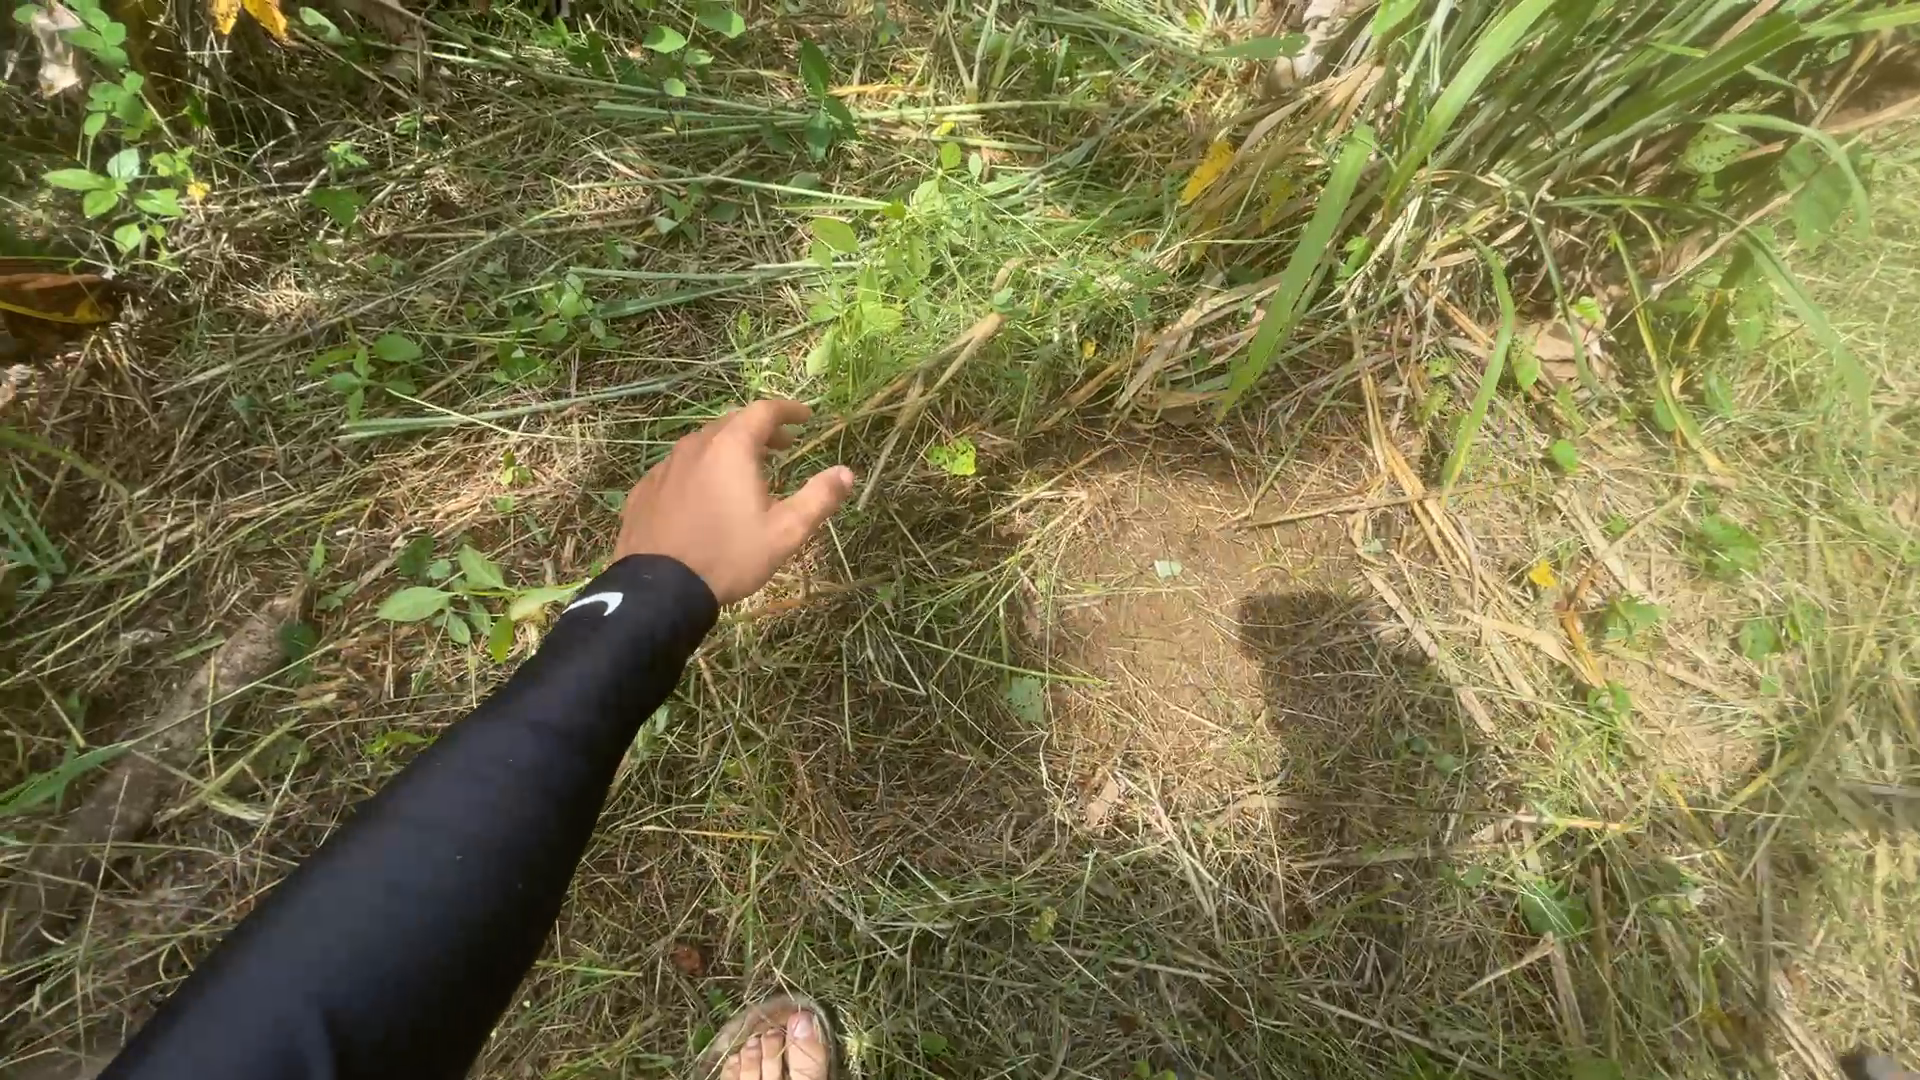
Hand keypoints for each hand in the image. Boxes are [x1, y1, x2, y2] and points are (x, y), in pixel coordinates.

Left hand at [613, 400, 854, 604]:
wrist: (658, 589)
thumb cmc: (730, 555)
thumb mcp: (785, 532)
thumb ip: (819, 498)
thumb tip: (846, 473)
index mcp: (732, 448)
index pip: (763, 412)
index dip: (788, 410)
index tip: (806, 418)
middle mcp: (695, 446)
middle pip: (732, 423)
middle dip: (762, 430)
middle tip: (783, 446)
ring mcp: (665, 467)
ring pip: (704, 444)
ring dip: (730, 449)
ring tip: (747, 471)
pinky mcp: (645, 489)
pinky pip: (680, 467)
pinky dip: (703, 469)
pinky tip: (708, 495)